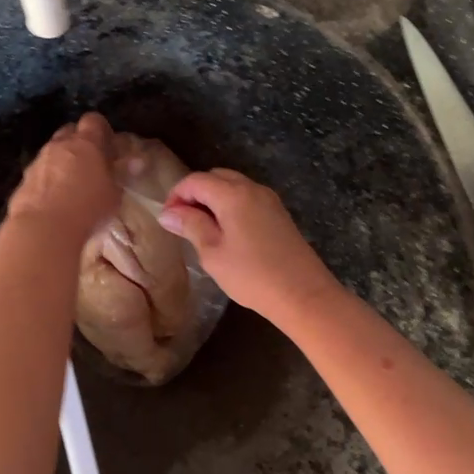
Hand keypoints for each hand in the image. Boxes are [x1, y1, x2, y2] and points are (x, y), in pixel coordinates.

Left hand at [7, 113, 122, 240]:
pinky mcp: (24, 179)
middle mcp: (59, 145)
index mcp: (86, 143)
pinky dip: (46, 178)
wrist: (43, 228)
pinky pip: (39, 171)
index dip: (102, 130)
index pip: (94, 120)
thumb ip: (121, 175)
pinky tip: (53, 199)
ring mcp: (38, 161)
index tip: (109, 146)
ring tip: (71, 184)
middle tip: (91, 163)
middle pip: (69, 131)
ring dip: (61, 160)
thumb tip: (135, 162)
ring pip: (52, 151)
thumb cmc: (88, 209)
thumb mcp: (114, 195)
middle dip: (79, 141)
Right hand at [158, 169, 338, 321]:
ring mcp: (269, 199)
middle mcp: (252, 188)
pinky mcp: (279, 214)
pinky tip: (228, 233)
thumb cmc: (252, 275)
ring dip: (214, 199)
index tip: (168, 219)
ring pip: (233, 186)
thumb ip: (190, 226)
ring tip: (203, 229)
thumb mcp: (212, 253)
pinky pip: (247, 198)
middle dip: (195, 193)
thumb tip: (168, 213)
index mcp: (232, 194)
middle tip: (184, 222)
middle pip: (215, 177)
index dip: (176, 195)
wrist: (305, 295)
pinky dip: (231, 206)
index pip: (195, 180)